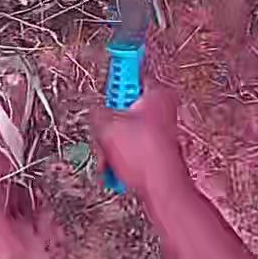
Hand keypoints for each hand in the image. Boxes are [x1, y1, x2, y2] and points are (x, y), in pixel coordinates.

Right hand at [91, 79, 192, 199]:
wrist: (162, 189)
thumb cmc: (145, 156)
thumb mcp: (107, 126)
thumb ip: (97, 112)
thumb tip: (95, 111)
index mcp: (155, 93)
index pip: (131, 72)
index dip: (115, 77)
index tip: (110, 68)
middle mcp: (161, 108)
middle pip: (122, 105)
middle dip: (108, 124)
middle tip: (105, 132)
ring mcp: (159, 129)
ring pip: (122, 129)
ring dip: (110, 144)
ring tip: (110, 157)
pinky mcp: (154, 149)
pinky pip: (129, 146)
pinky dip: (119, 157)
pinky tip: (116, 169)